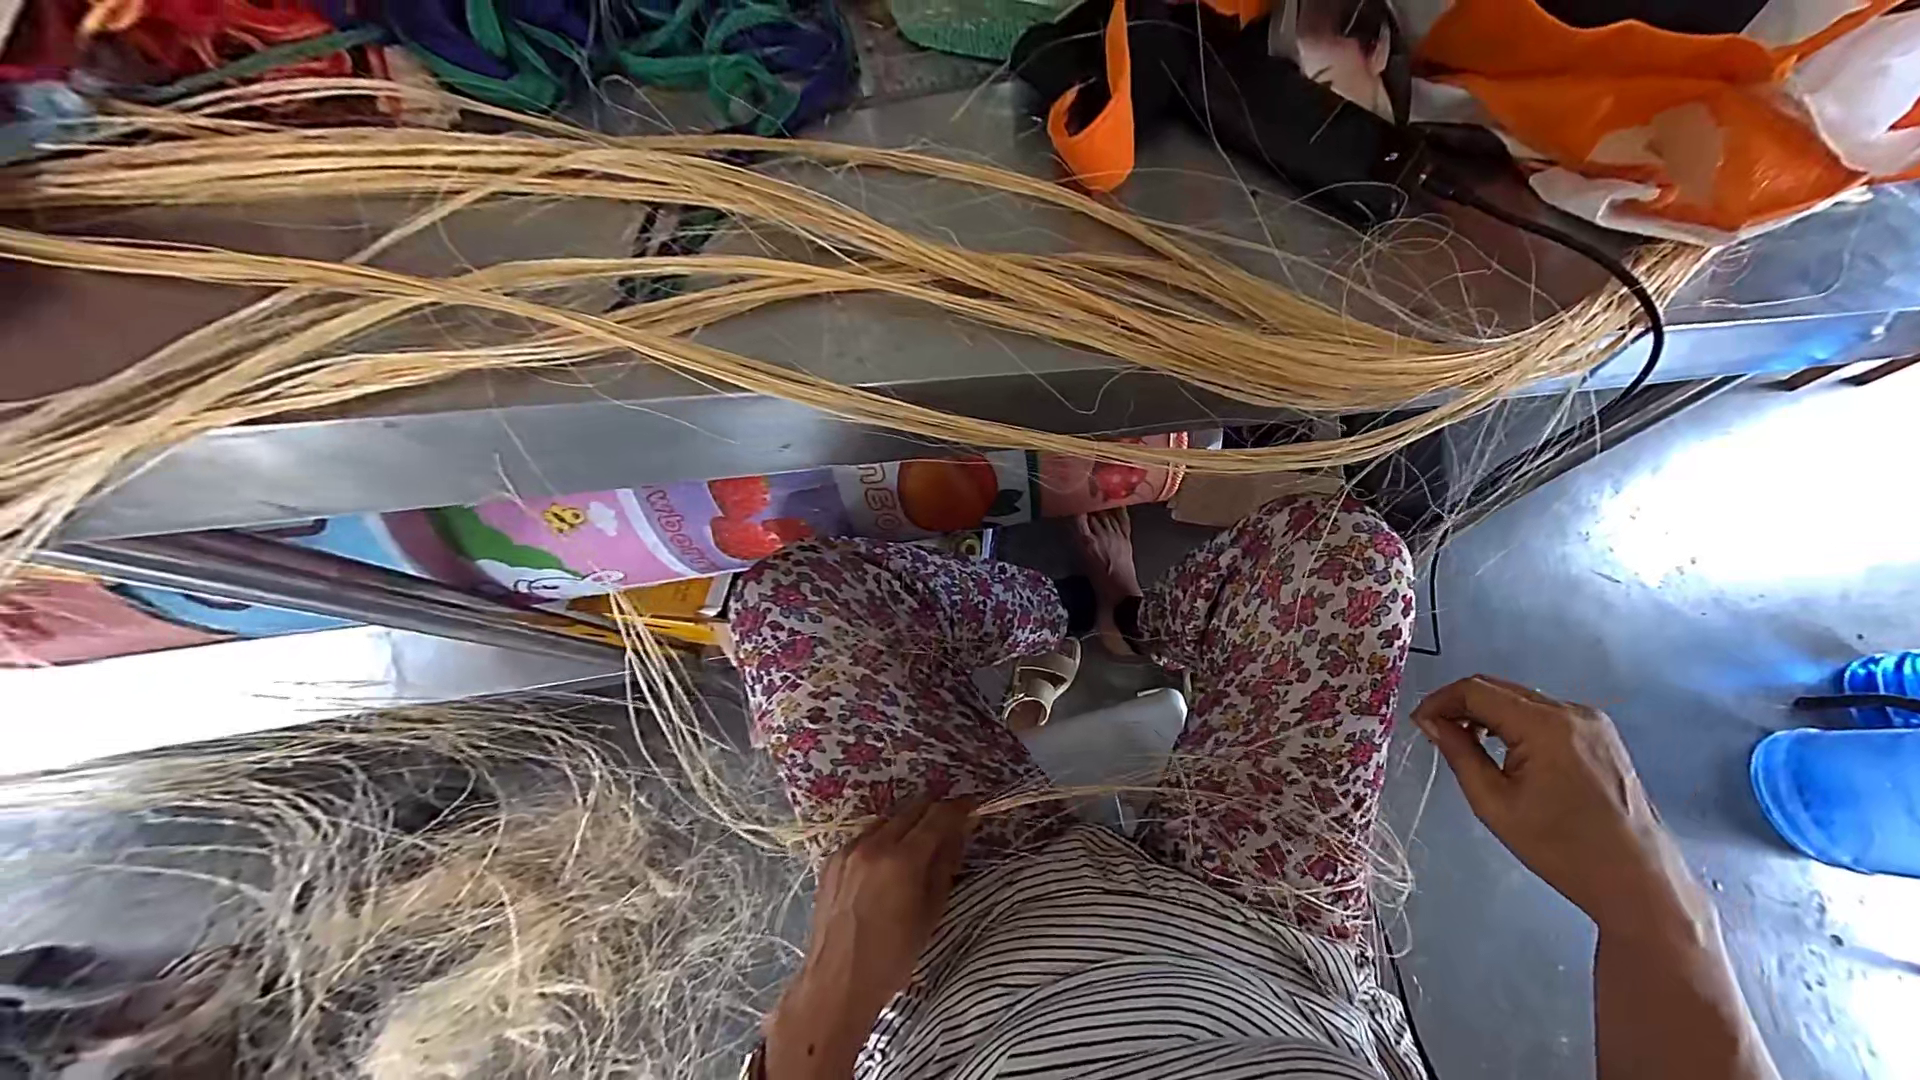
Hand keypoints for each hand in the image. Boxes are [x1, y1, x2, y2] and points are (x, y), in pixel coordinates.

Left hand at [764, 799, 974, 1079]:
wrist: (838, 982)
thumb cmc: (893, 956)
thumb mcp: (931, 912)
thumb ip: (945, 865)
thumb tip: (958, 833)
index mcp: (903, 860)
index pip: (937, 817)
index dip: (958, 808)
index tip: (971, 806)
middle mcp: (875, 844)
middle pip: (912, 809)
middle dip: (934, 811)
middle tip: (948, 821)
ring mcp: (850, 848)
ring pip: (887, 819)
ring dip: (907, 822)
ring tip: (917, 841)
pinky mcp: (833, 858)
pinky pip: (865, 835)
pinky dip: (882, 838)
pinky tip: (886, 858)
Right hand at [1411, 676, 1703, 932]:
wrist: (1642, 885)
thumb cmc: (1561, 847)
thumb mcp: (1492, 801)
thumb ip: (1458, 751)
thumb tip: (1430, 721)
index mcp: (1545, 726)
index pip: (1474, 690)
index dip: (1438, 701)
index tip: (1418, 723)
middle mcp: (1571, 712)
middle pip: (1496, 688)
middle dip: (1458, 704)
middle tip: (1434, 731)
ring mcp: (1592, 723)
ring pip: (1518, 698)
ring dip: (1484, 712)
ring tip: (1463, 741)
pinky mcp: (1601, 736)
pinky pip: (1541, 713)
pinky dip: (1511, 721)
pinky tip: (1501, 747)